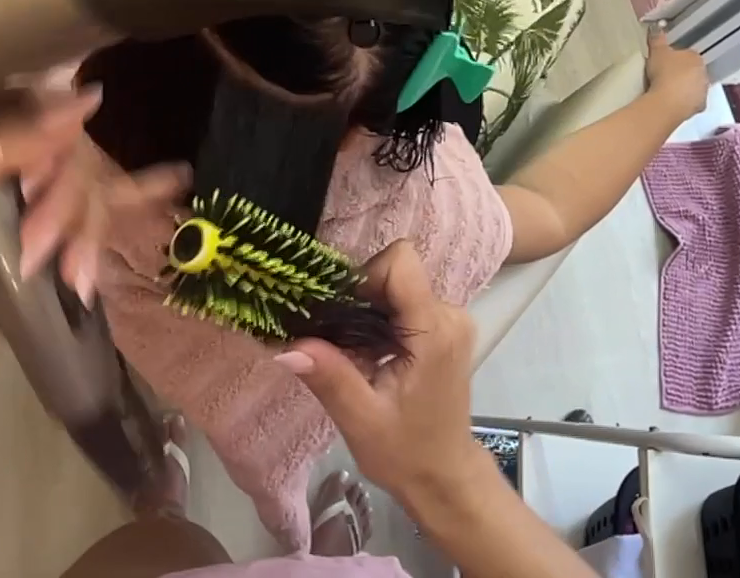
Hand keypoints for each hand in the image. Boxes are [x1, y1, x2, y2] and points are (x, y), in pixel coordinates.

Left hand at [15, 71, 189, 302]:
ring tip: (67, 274)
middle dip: (64, 201)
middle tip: (34, 244)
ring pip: (94, 191)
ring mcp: (35, 203)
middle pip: (73, 153)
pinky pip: (113, 206)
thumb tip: (82, 107)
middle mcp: (8, 161)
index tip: (37, 180)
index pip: (36, 107)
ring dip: (84, 232)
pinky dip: (144, 190)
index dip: (51, 137)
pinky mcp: (59, 243)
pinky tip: (178, 176)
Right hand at [274, 241, 496, 505]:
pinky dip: (381, 320)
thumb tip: (288, 347)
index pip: (400, 262)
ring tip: (354, 353)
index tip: (341, 313)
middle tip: (340, 341)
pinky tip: (370, 354)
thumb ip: (330, 377)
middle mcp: (450, 314)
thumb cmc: (406, 452)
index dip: (364, 277)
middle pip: (395, 272)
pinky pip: (406, 301)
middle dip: (361, 298)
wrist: (445, 477)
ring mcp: (451, 319)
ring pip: (398, 285)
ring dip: (369, 311)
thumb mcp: (361, 420)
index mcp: (435, 331)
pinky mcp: (445, 327)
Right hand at [644, 22, 708, 120]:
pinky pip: (689, 102)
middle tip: (664, 76)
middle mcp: (704, 73)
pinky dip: (682, 102)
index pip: (687, 54)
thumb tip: (656, 27)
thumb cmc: (664, 73)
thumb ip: (657, 39)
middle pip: (692, 71)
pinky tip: (670, 102)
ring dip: (684, 88)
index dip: (675, 58)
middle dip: (682, 73)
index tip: (663, 62)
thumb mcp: (657, 52)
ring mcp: (703, 92)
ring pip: (693, 87)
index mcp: (696, 57)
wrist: (667, 102)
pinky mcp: (698, 108)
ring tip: (665, 91)